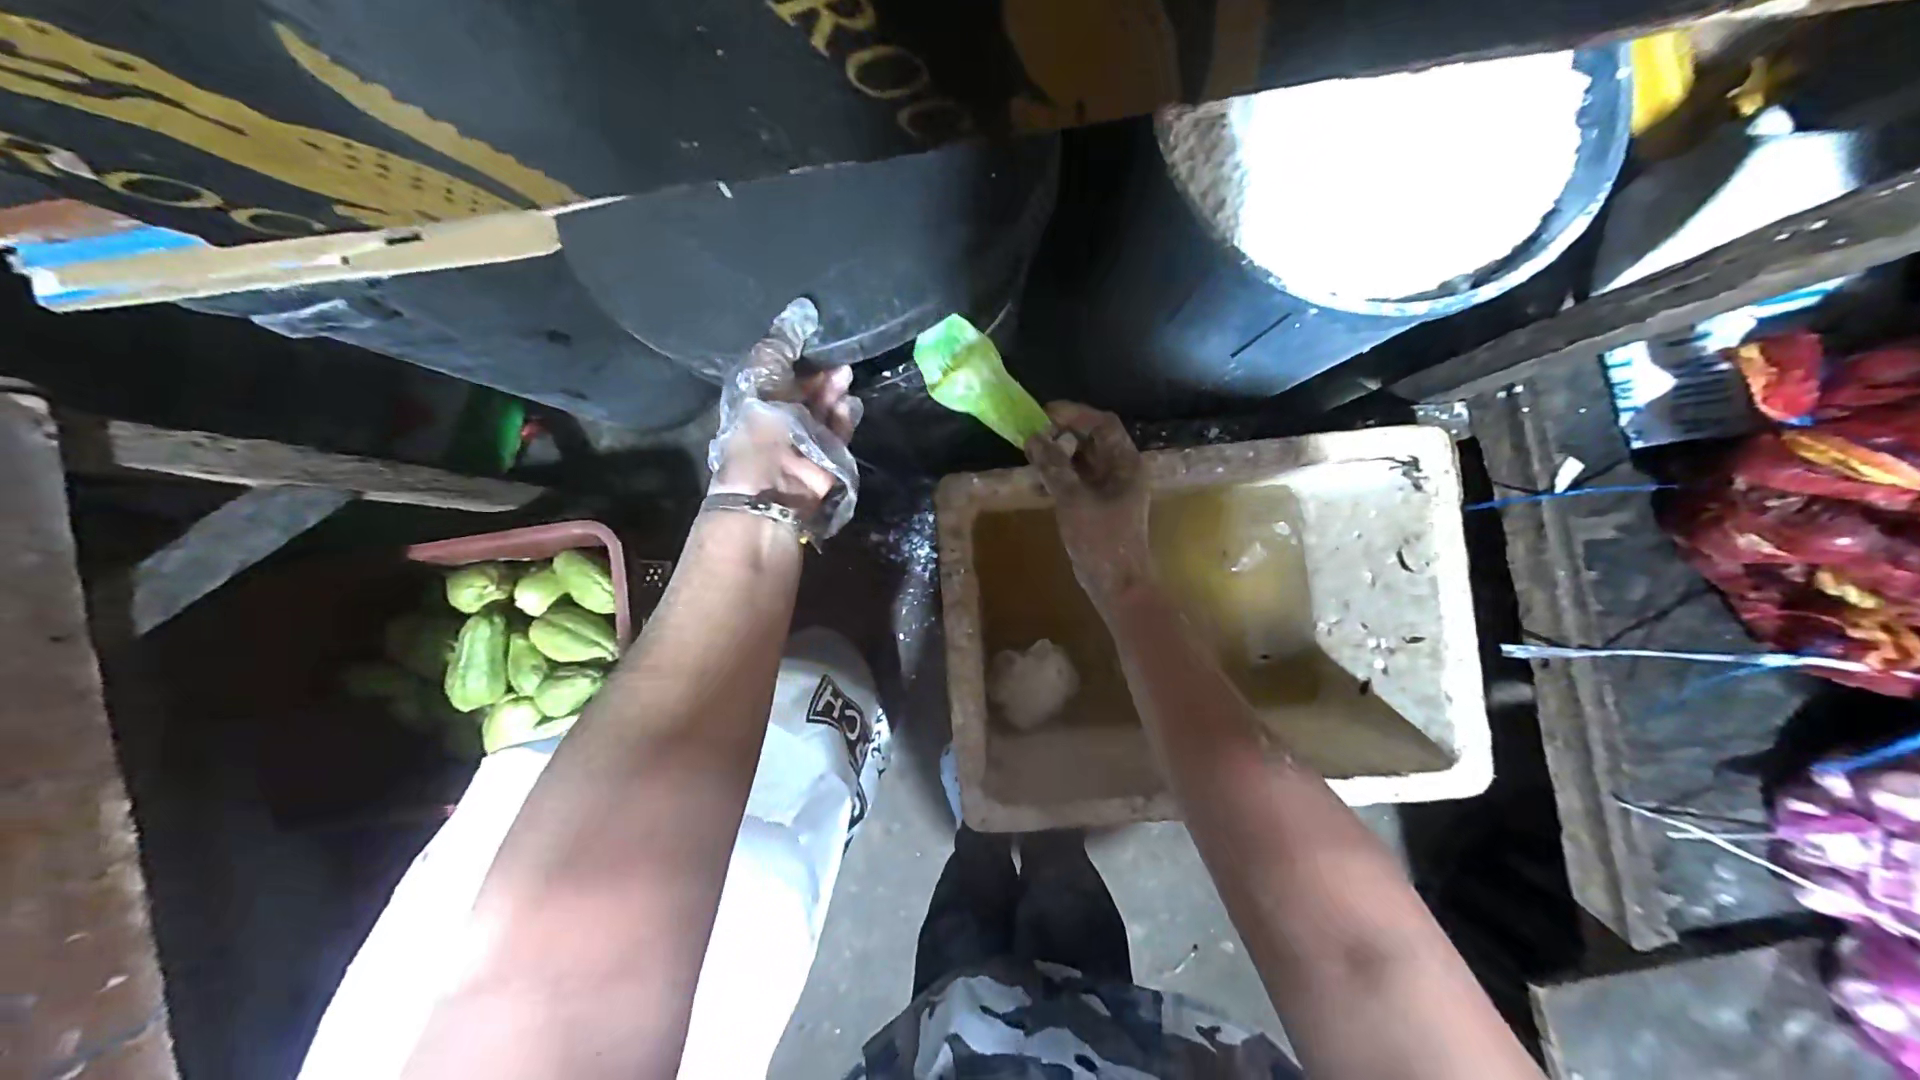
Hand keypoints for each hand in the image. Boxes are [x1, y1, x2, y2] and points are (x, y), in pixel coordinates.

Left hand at [708, 299, 862, 534]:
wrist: (773, 486)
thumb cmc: (757, 431)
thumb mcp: (758, 378)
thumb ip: (778, 346)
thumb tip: (799, 311)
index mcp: (755, 400)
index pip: (779, 371)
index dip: (795, 354)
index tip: (813, 336)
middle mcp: (781, 418)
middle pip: (806, 388)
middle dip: (821, 372)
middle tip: (837, 358)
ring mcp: (806, 438)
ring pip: (826, 406)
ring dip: (835, 390)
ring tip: (844, 377)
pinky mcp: (829, 454)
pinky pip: (840, 428)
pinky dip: (845, 414)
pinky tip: (848, 401)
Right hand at [1025, 401, 1153, 606]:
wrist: (1117, 584)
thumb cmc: (1101, 540)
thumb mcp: (1073, 499)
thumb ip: (1053, 466)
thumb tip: (1033, 437)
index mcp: (1126, 463)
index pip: (1103, 424)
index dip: (1075, 414)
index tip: (1044, 413)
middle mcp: (1122, 471)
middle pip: (1094, 439)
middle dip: (1064, 433)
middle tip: (1034, 432)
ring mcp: (1112, 489)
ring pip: (1085, 459)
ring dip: (1060, 453)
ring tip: (1033, 451)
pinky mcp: (1100, 505)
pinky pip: (1080, 478)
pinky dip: (1061, 472)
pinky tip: (1041, 475)